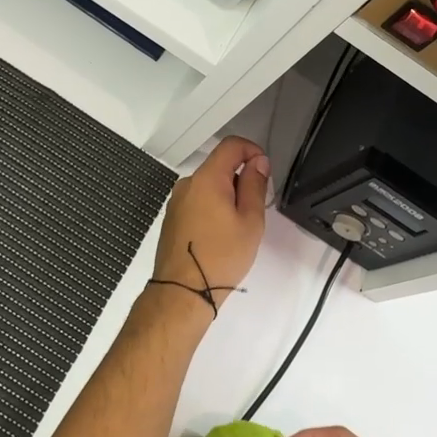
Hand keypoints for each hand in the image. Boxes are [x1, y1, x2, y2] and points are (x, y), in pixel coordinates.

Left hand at [150, 136, 268, 312]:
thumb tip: (258, 162)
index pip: (231, 145)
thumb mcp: (250, 221)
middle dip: (240, 179)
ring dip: (226, 196)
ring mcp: (176, 201)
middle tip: (254, 209)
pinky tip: (219, 235)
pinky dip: (212, 208)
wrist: (182, 291)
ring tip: (237, 228)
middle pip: (219, 166)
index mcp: (207, 179)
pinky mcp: (172, 218)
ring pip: (208, 186)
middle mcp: (187, 184)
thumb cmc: (221, 257)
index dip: (252, 150)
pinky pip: (197, 201)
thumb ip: (255, 185)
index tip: (264, 170)